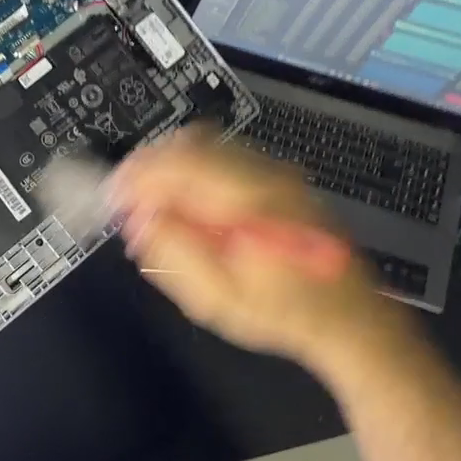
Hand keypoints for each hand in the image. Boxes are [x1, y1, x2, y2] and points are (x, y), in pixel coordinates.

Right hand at [109, 128, 417, 370]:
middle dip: (148, 167)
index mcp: (248, 200)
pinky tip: (186, 205)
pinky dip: (192, 172)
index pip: (176, 162)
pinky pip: (223, 157)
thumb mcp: (217, 297)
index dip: (136, 175)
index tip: (113, 195)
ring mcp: (276, 174)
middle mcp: (265, 176)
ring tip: (153, 206)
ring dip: (169, 168)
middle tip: (127, 200)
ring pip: (205, 145)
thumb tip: (140, 218)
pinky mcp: (278, 180)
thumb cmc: (286, 314)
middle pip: (189, 143)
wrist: (347, 317)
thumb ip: (173, 253)